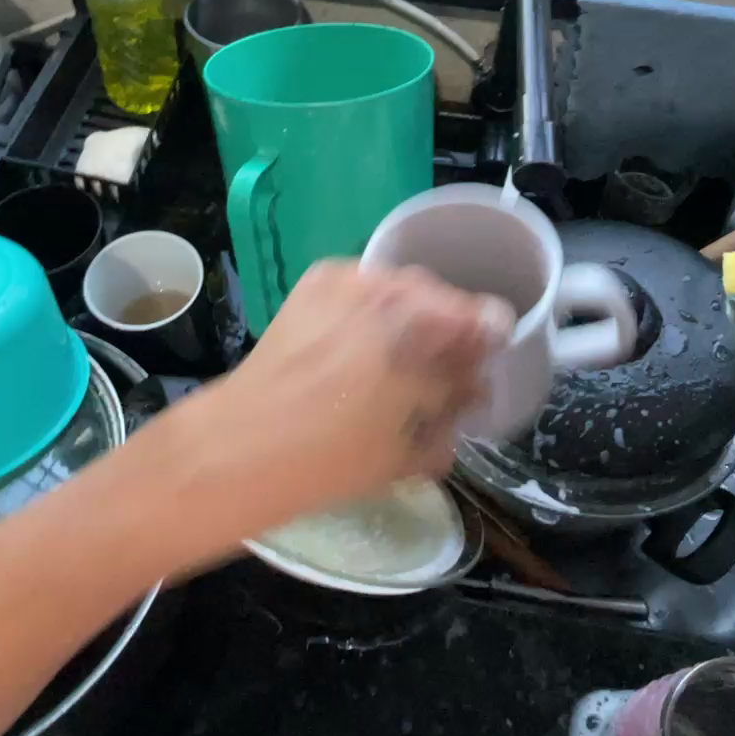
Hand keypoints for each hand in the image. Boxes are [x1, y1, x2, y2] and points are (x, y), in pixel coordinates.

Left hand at [174, 261, 511, 525]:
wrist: (247, 442)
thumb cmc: (336, 457)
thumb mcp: (413, 447)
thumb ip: (454, 408)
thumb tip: (471, 386)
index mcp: (428, 327)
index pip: (487, 316)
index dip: (486, 344)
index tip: (475, 369)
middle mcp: (395, 289)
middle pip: (445, 299)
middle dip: (448, 330)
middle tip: (436, 369)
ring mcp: (352, 278)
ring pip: (403, 287)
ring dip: (410, 316)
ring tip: (390, 355)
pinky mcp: (318, 280)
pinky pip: (363, 285)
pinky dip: (369, 306)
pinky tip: (355, 339)